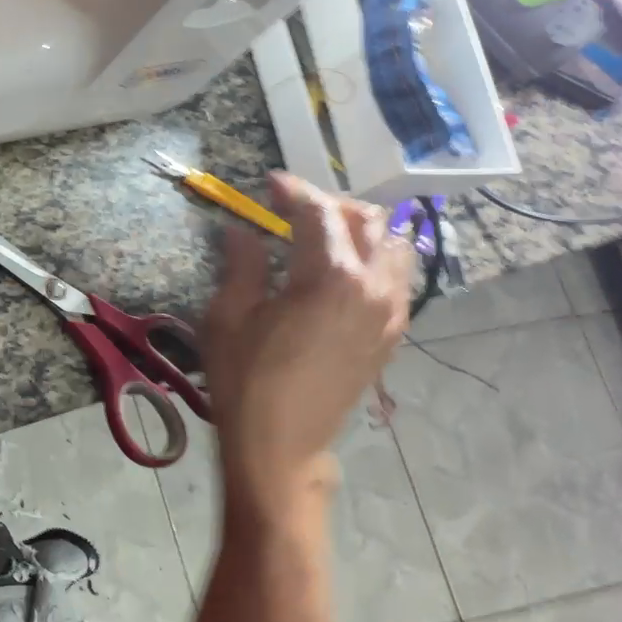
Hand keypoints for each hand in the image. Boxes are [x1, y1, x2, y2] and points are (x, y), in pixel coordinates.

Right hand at [203, 174, 413, 518]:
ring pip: (393, 246)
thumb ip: (240, 267)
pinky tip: (338, 272)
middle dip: (331, 205)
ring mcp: (390, 310)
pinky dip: (372, 259)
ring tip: (322, 235)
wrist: (281, 439)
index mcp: (326, 277)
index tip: (269, 182)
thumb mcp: (226, 317)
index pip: (317, 215)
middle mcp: (371, 284)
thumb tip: (239, 232)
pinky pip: (395, 278)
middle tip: (292, 207)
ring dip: (360, 229)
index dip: (292, 192)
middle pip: (367, 221)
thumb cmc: (242, 377)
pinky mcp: (391, 332)